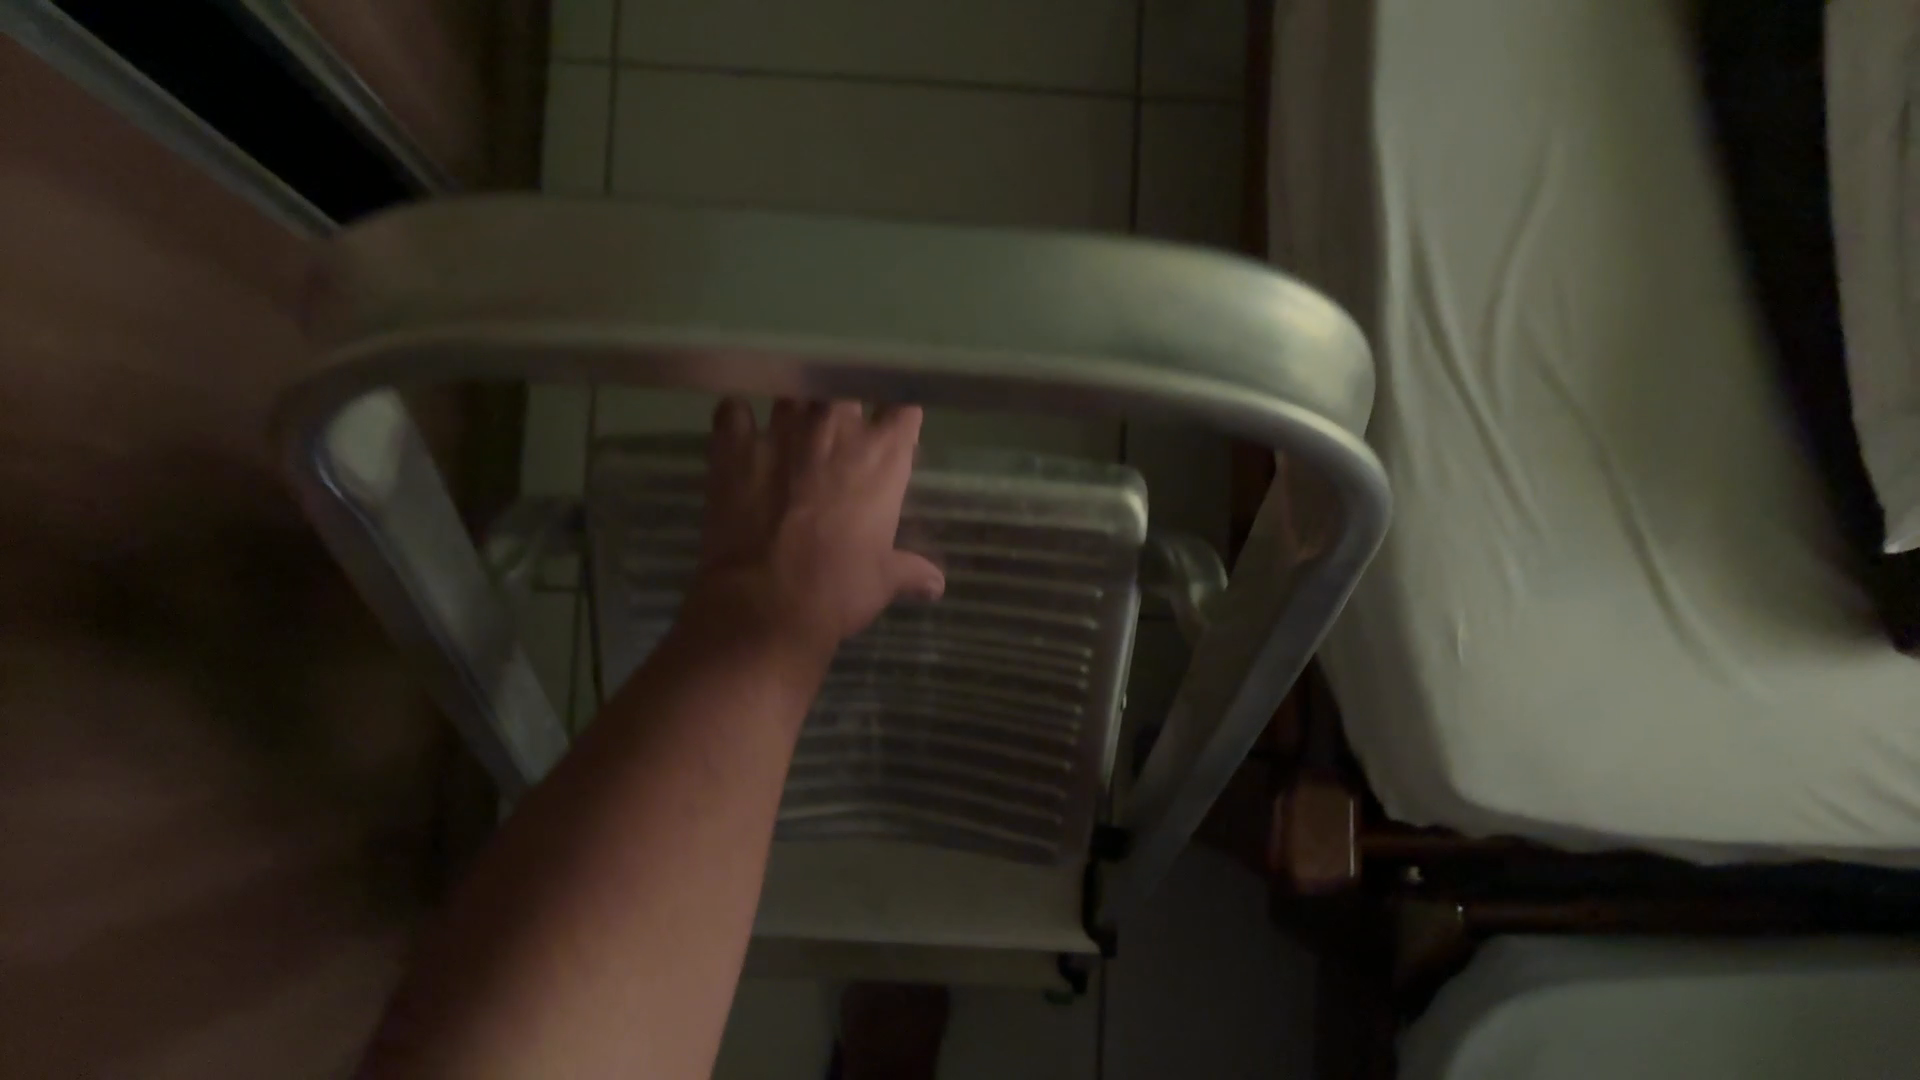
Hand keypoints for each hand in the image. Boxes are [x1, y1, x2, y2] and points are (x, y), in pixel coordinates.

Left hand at [686, 397, 944, 656]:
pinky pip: (733, 411)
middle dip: (845, 413)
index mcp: (882, 456)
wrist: (765, 605)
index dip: (898, 421)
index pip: (903, 410)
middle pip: (847, 394)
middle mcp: (836, 428)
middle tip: (839, 441)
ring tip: (790, 436)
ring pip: (793, 395)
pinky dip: (736, 420)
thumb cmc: (838, 589)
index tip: (895, 435)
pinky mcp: (733, 445)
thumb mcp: (885, 580)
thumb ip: (912, 570)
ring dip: (794, 413)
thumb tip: (936, 585)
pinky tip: (739, 437)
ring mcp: (782, 431)